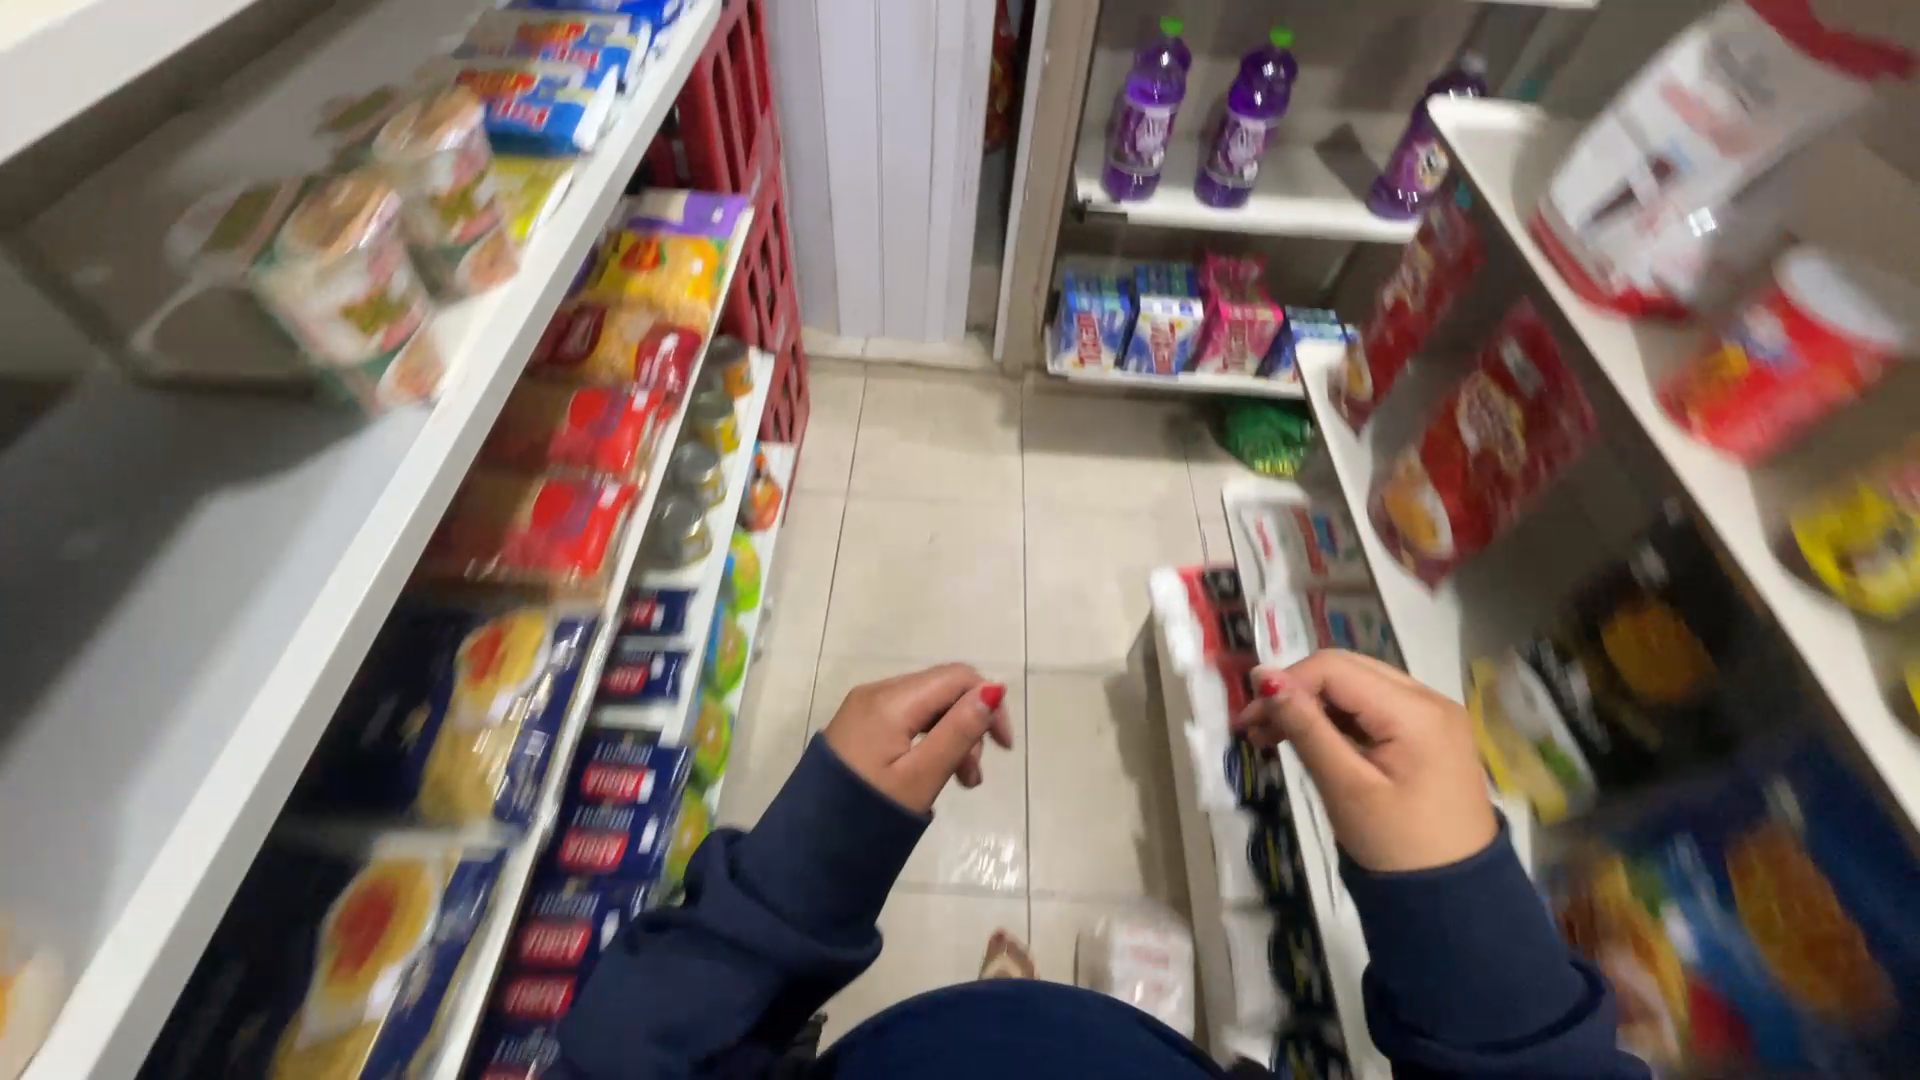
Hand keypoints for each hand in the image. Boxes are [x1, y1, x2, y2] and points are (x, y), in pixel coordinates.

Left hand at [821, 663, 1012, 814]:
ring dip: (951, 736)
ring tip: (960, 782)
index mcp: (891, 700)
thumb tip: (993, 689)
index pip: (957, 677)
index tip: (1004, 748)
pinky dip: (929, 740)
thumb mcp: (922, 777)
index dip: (989, 702)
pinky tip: (934, 771)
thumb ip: (959, 731)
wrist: (810, 848)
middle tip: (972, 777)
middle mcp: (877, 692)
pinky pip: (907, 718)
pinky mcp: (860, 724)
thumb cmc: (870, 814)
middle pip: (942, 689)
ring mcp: (864, 707)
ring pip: (927, 705)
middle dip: (968, 725)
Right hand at [1231, 649, 1495, 872]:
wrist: (1453, 897)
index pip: (1334, 668)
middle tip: (1255, 726)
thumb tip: (1263, 676)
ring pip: (1353, 684)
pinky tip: (1306, 738)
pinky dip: (1333, 717)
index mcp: (1416, 711)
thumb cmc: (1396, 844)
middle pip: (1344, 669)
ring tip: (1269, 735)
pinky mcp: (1425, 731)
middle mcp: (1429, 698)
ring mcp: (1431, 714)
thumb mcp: (1344, 785)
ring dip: (1310, 703)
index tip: (1250, 717)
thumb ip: (1305, 726)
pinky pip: (1369, 705)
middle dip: (1294, 690)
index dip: (1286, 683)